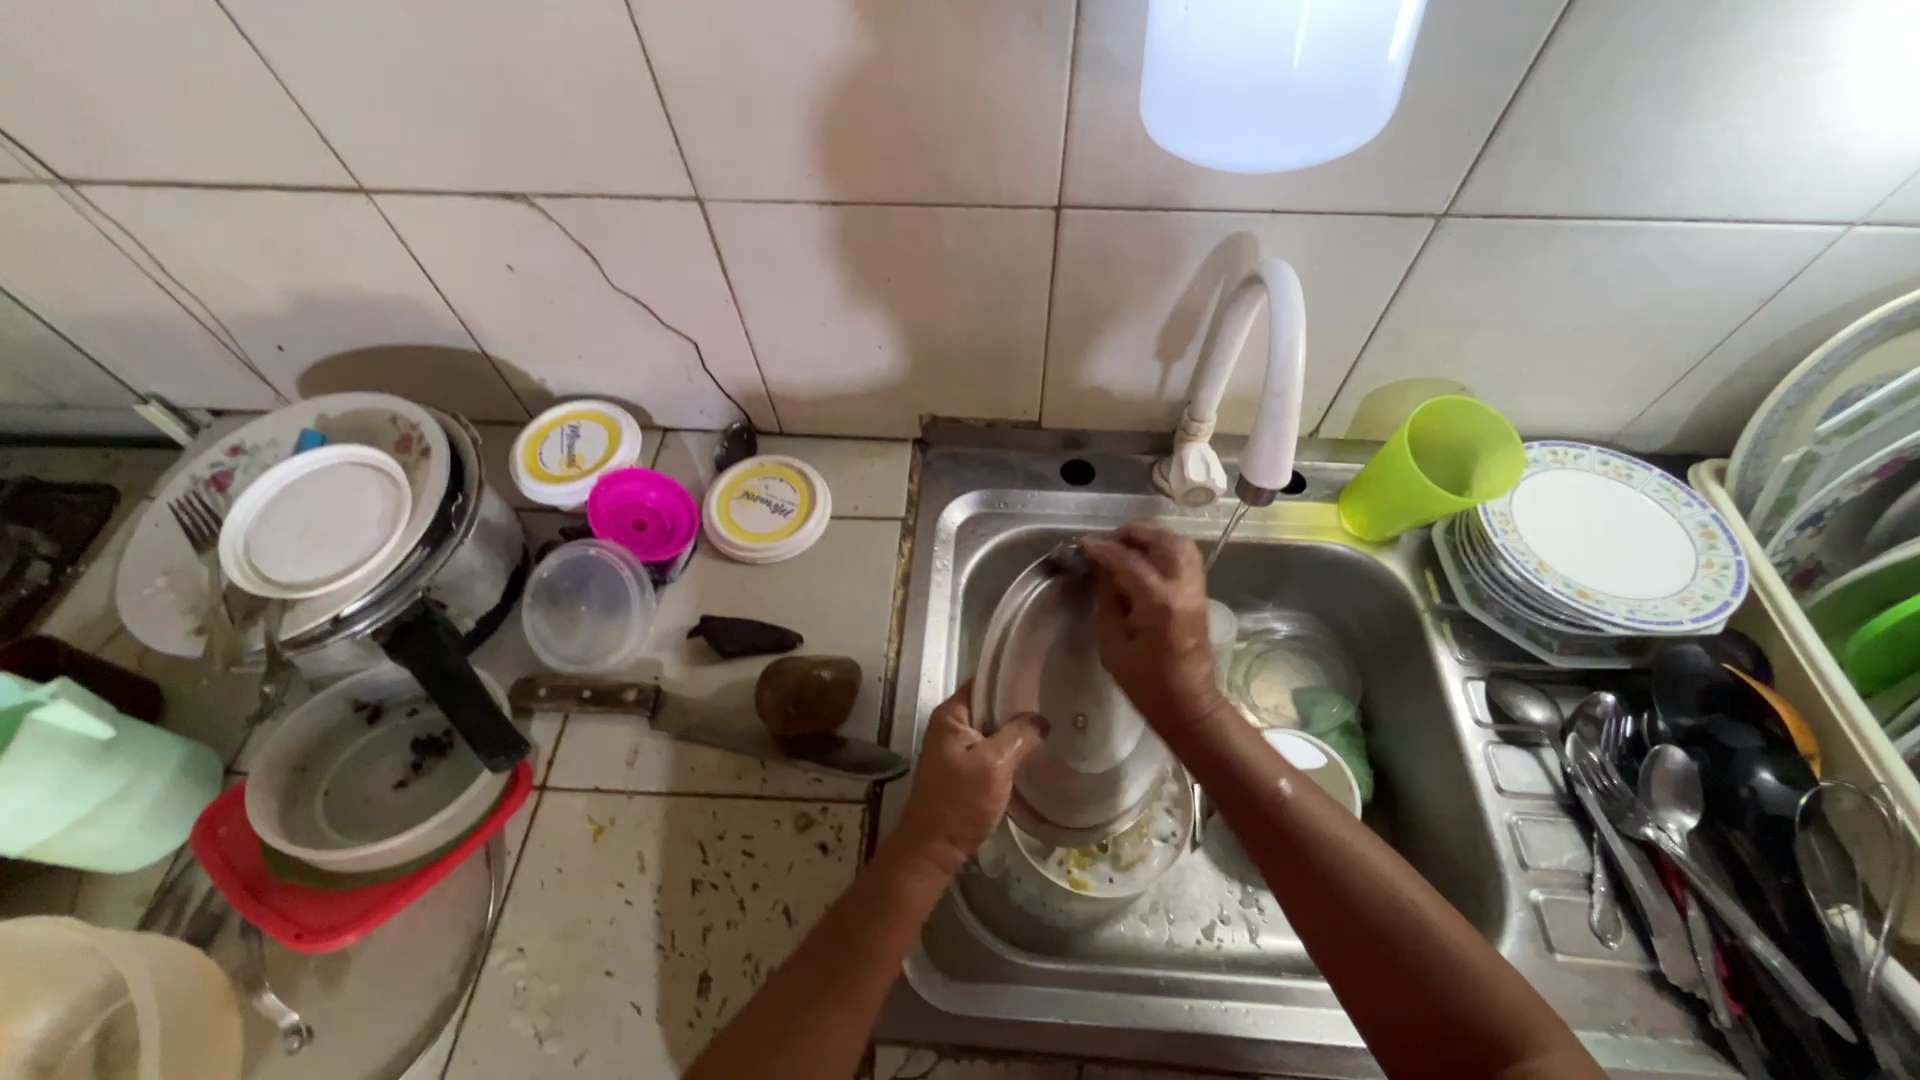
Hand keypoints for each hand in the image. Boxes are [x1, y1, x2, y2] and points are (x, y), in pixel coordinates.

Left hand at [895, 683, 1046, 875]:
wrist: (935, 849)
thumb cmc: (959, 802)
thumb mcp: (993, 764)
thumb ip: (1018, 736)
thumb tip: (1041, 719)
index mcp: (951, 715)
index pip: (983, 682)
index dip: (1010, 678)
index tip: (1041, 677)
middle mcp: (951, 726)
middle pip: (990, 705)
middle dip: (1018, 705)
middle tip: (1053, 701)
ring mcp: (957, 749)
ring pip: (993, 730)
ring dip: (1016, 730)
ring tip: (1050, 724)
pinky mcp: (966, 770)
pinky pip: (993, 750)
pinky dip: (1011, 750)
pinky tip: (1035, 752)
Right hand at [1083, 524, 1231, 733]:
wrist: (1187, 702)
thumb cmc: (1145, 681)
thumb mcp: (1112, 643)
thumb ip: (1107, 600)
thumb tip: (1100, 570)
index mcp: (1158, 603)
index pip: (1128, 561)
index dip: (1104, 549)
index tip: (1084, 544)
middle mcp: (1182, 589)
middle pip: (1164, 542)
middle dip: (1135, 534)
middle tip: (1109, 540)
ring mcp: (1196, 590)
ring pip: (1181, 545)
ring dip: (1154, 538)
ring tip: (1128, 545)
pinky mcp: (1200, 595)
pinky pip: (1187, 559)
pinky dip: (1166, 549)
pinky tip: (1145, 559)